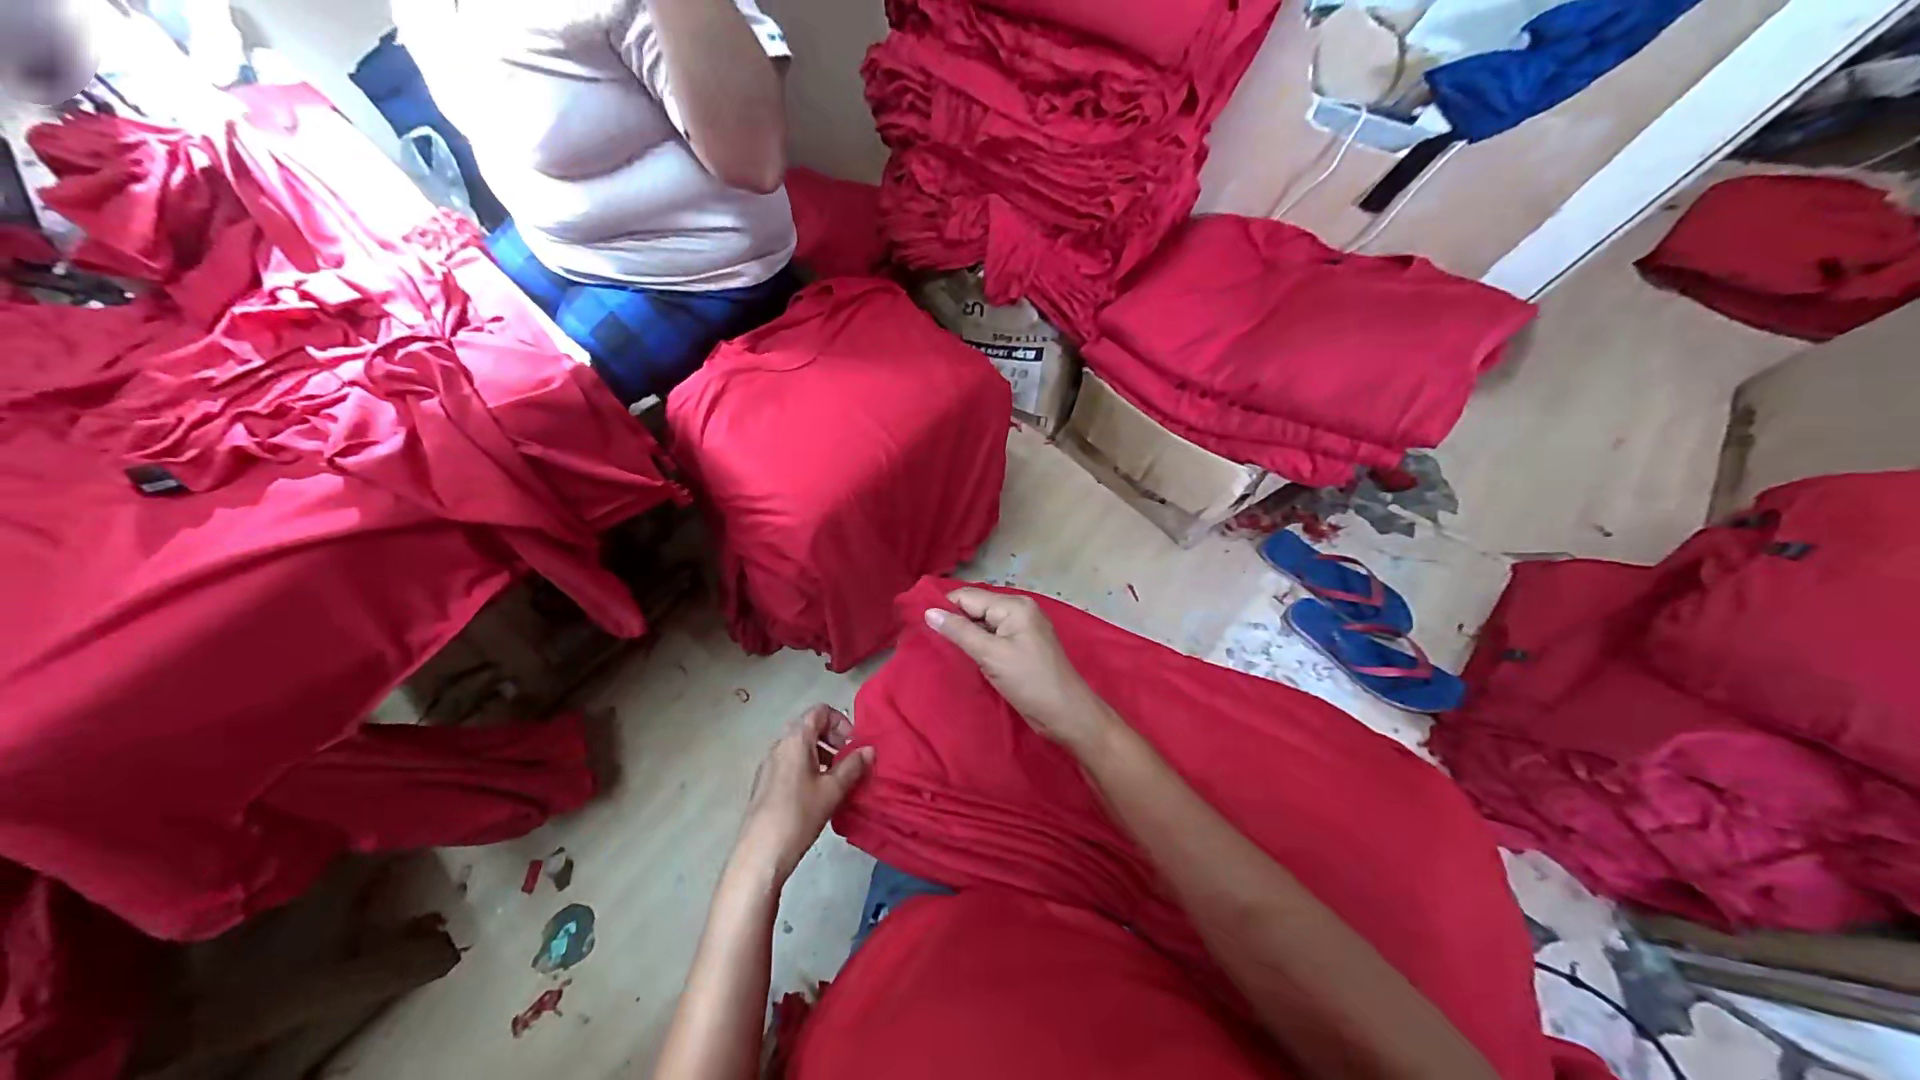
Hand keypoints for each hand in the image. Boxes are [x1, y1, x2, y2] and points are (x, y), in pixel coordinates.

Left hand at [731, 705, 873, 887]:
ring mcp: (769, 765)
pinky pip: (791, 765)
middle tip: (849, 763)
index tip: (853, 745)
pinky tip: (818, 796)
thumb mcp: (833, 789)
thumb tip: (869, 749)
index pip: (820, 711)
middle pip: (810, 728)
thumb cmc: (799, 814)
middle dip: (833, 740)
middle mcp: (779, 745)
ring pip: (800, 748)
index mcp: (795, 738)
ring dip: (822, 757)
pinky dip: (808, 770)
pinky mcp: (765, 784)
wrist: (761, 852)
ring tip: (837, 782)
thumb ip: (853, 766)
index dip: (841, 722)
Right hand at [924, 588, 1117, 752]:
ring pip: (983, 623)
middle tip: (927, 638)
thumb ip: (959, 632)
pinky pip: (993, 636)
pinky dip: (978, 643)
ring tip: (941, 647)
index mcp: (1014, 605)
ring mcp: (1022, 628)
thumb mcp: (991, 655)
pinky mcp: (1022, 646)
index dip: (944, 608)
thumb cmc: (1030, 682)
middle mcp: (1019, 609)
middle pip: (976, 607)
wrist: (1066, 714)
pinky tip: (964, 655)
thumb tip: (929, 612)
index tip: (919, 623)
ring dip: (965, 634)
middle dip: (954, 620)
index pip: (968, 596)